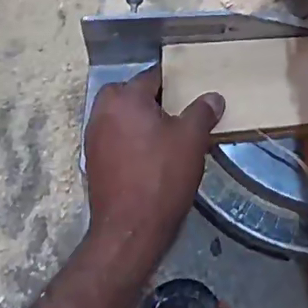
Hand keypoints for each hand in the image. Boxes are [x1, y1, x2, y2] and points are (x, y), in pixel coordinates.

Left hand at [81, 68, 222, 275]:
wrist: (130, 231)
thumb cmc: (162, 175)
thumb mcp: (192, 138)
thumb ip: (203, 111)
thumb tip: (213, 98)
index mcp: (124, 99)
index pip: (153, 76)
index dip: (177, 81)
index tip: (194, 88)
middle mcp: (102, 113)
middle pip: (132, 94)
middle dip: (155, 98)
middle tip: (181, 109)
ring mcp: (94, 140)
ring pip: (123, 117)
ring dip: (143, 120)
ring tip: (172, 133)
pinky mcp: (94, 163)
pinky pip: (118, 138)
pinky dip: (134, 140)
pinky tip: (156, 155)